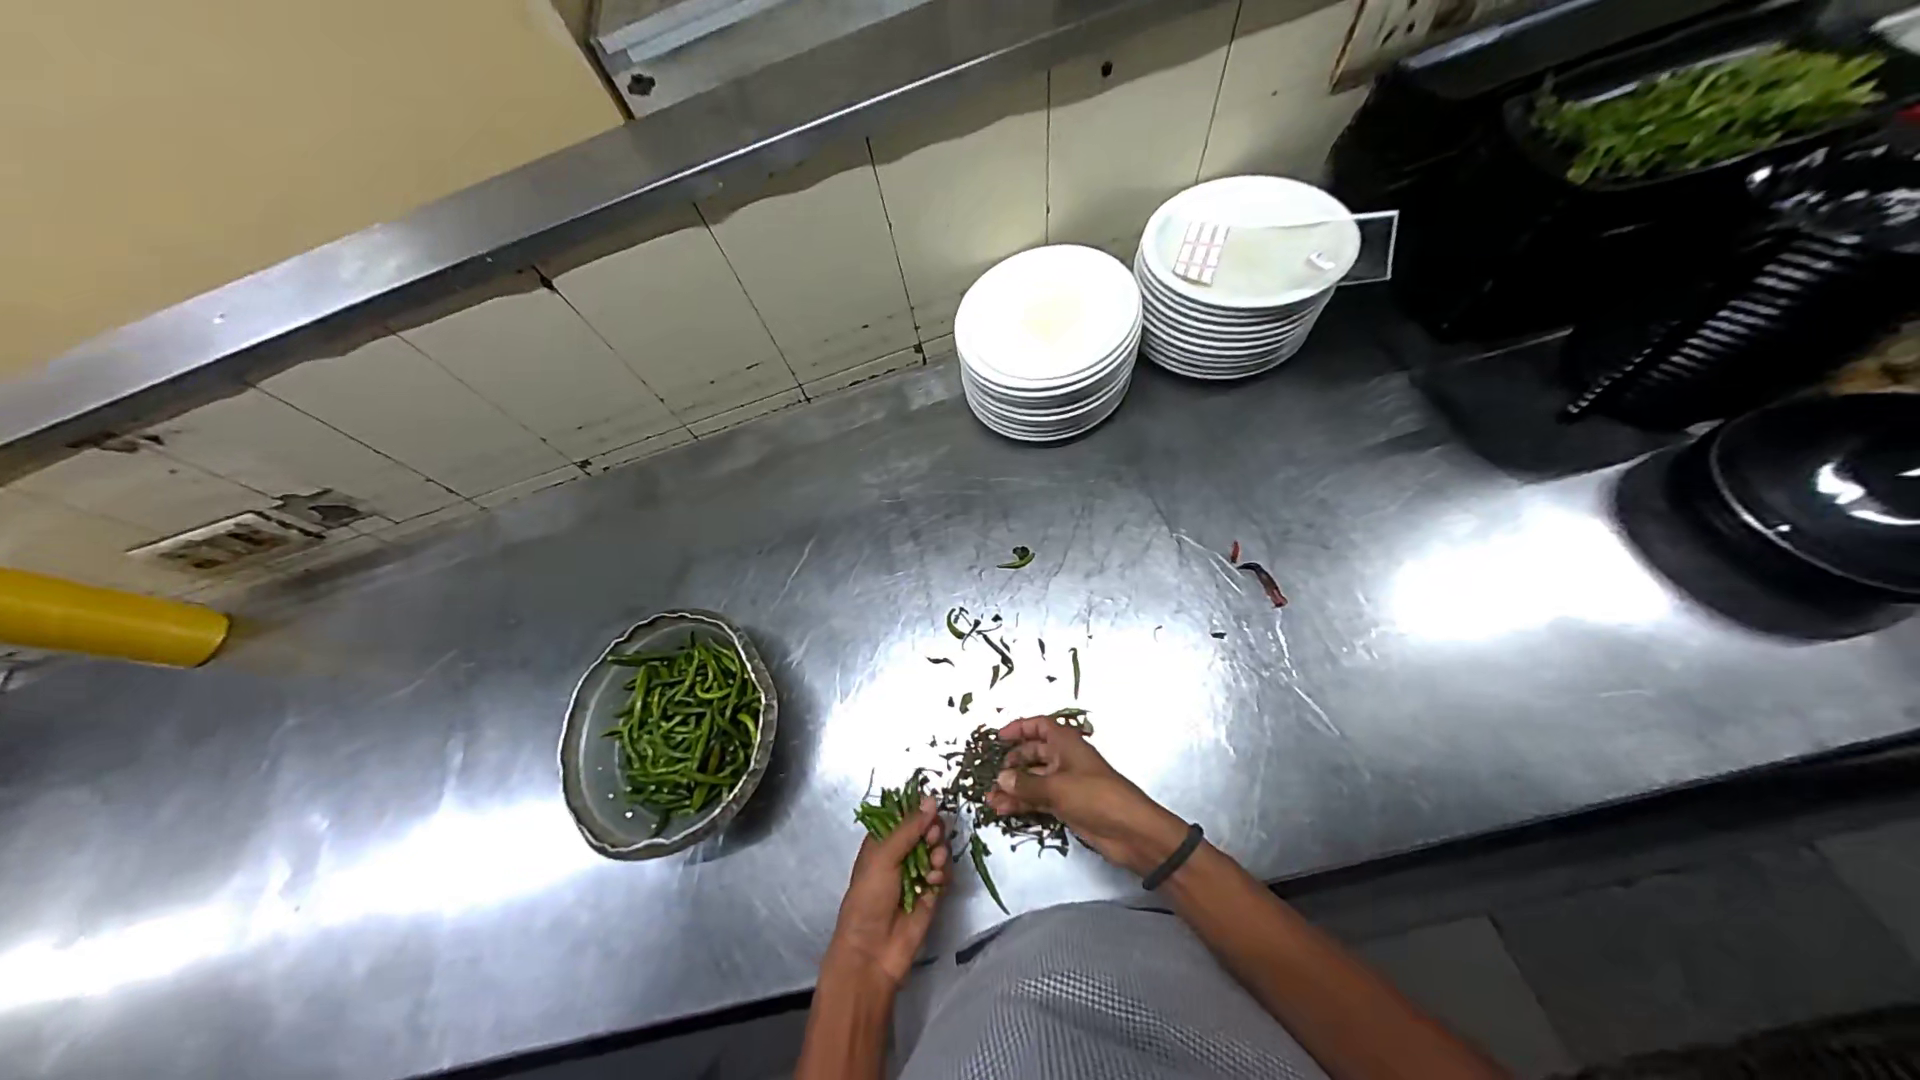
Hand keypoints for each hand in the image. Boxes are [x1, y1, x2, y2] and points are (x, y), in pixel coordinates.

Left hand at [823, 798, 949, 989]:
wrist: (873, 951)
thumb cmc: (868, 898)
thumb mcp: (883, 856)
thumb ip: (909, 828)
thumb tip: (931, 799)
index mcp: (882, 841)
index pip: (905, 815)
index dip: (919, 810)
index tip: (929, 809)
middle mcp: (900, 854)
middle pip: (926, 830)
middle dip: (933, 830)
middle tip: (932, 837)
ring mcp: (917, 874)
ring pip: (938, 849)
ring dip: (939, 851)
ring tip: (934, 863)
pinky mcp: (932, 893)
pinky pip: (944, 873)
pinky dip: (943, 872)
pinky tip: (935, 880)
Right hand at [987, 717, 1188, 877]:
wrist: (1131, 832)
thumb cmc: (1096, 797)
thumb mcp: (1057, 787)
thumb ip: (1026, 783)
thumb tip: (1001, 778)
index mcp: (1067, 743)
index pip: (1040, 726)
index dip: (1019, 728)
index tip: (998, 738)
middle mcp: (1064, 760)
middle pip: (1033, 754)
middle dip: (1011, 764)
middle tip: (992, 776)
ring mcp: (1065, 784)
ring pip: (1033, 780)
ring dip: (1013, 788)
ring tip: (990, 799)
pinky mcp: (1066, 806)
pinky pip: (1038, 799)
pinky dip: (1022, 803)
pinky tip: (1003, 810)